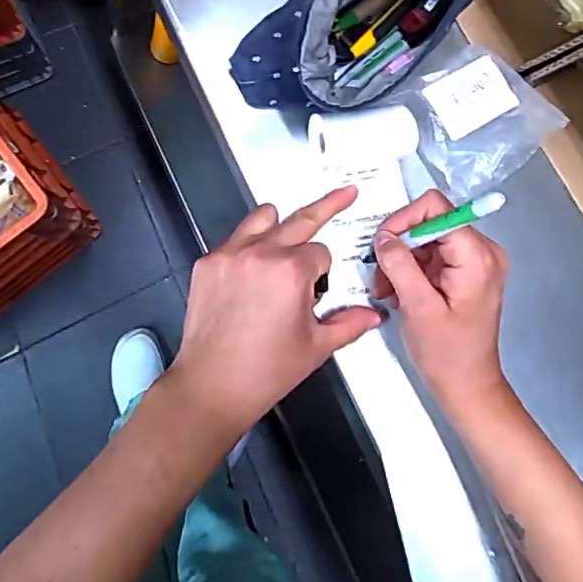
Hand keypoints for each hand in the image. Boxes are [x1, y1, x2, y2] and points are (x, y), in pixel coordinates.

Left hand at [167, 187, 382, 433]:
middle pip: (301, 218)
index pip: (321, 252)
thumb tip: (374, 315)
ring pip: (264, 217)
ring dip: (280, 225)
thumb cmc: (265, 371)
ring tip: (284, 244)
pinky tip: (250, 273)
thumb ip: (348, 323)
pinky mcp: (208, 262)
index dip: (323, 273)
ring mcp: (231, 254)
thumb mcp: (316, 347)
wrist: (211, 386)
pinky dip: (248, 247)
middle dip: (328, 206)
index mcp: (292, 271)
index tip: (315, 291)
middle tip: (344, 194)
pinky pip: (235, 239)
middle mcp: (262, 253)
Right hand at [373, 190, 509, 415]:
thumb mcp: (418, 307)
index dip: (404, 219)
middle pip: (429, 221)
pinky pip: (430, 254)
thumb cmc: (449, 355)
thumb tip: (384, 236)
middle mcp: (481, 250)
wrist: (468, 387)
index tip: (384, 243)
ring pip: (425, 238)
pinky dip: (410, 269)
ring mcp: (474, 260)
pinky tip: (399, 292)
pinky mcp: (464, 271)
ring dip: (400, 260)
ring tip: (386, 288)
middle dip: (399, 244)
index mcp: (477, 255)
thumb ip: (400, 265)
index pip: (436, 208)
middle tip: (380, 274)